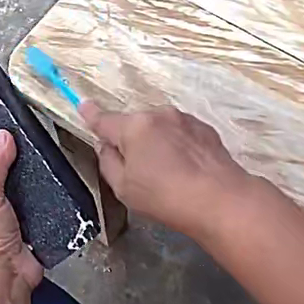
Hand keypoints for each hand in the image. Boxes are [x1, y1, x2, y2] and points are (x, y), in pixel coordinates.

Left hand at [0, 130, 43, 295]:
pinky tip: (63, 191)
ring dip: (42, 185)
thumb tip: (1, 135)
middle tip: (46, 147)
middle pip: (13, 177)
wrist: (7, 279)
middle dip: (27, 167)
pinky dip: (54, 201)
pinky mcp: (36, 228)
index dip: (3, 150)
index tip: (21, 133)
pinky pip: (46, 208)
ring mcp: (16, 217)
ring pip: (31, 192)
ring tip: (58, 165)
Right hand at [77, 102, 254, 240]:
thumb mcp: (123, 187)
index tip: (83, 105)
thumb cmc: (165, 196)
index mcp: (134, 127)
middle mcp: (160, 115)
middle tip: (141, 173)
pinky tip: (187, 169)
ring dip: (159, 144)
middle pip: (136, 126)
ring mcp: (186, 120)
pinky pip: (182, 134)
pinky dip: (179, 146)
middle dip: (133, 142)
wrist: (220, 198)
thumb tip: (107, 145)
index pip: (105, 120)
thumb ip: (108, 161)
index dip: (92, 115)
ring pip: (161, 129)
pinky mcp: (206, 129)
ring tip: (170, 174)